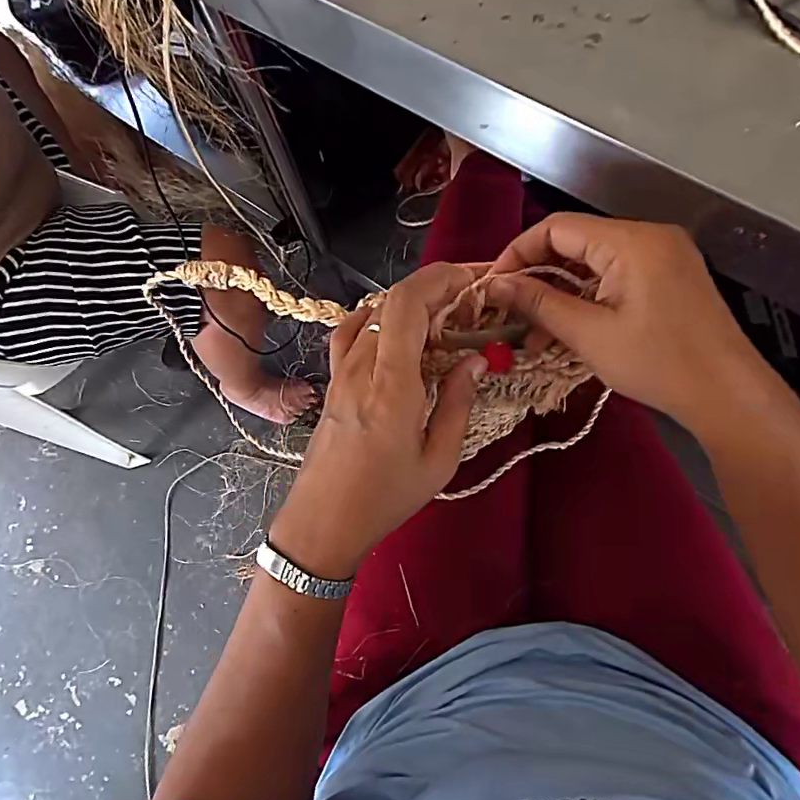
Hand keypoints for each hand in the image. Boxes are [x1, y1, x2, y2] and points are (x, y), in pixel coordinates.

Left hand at [267, 263, 486, 579]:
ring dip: (409, 304)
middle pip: (391, 300)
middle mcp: (361, 367)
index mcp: (391, 384)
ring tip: (441, 320)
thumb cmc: (385, 497)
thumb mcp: (439, 459)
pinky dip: (379, 318)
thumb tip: (475, 358)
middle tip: (468, 305)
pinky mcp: (332, 381)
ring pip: (372, 311)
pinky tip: (399, 335)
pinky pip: (352, 332)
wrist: (323, 521)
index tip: (474, 282)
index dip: (441, 278)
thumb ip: (458, 402)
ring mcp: (340, 372)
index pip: (407, 304)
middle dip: (434, 287)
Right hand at [484, 214, 768, 432]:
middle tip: (510, 311)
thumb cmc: (659, 363)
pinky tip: (568, 330)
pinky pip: (616, 277)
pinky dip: (589, 299)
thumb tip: (496, 285)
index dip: (518, 253)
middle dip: (538, 277)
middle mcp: (649, 236)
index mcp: (631, 241)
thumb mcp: (589, 334)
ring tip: (536, 334)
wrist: (726, 393)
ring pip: (594, 264)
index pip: (557, 227)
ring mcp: (663, 255)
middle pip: (576, 242)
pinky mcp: (670, 276)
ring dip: (561, 293)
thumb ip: (539, 303)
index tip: (494, 286)